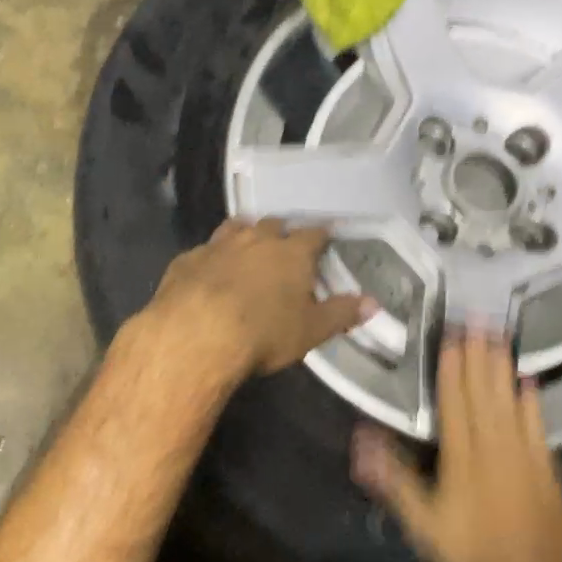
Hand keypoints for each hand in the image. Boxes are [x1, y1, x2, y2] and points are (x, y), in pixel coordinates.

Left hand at [144, 218, 374, 379]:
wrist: (195, 336)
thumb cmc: (264, 333)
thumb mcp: (311, 330)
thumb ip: (342, 313)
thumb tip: (374, 303)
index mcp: (291, 253)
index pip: (314, 234)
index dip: (321, 235)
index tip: (326, 236)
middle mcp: (256, 239)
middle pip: (273, 225)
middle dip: (282, 232)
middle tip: (286, 245)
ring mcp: (217, 246)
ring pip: (235, 228)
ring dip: (245, 234)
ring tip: (249, 244)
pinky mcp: (186, 260)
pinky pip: (204, 251)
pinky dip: (212, 257)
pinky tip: (209, 271)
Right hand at [351, 331, 561, 561]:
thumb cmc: (474, 555)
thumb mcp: (424, 525)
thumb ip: (395, 481)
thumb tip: (362, 438)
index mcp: (461, 456)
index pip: (454, 402)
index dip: (451, 368)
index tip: (450, 335)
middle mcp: (492, 444)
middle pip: (482, 392)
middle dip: (478, 354)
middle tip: (477, 318)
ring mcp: (523, 453)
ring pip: (508, 400)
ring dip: (502, 366)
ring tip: (498, 335)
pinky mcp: (545, 466)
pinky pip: (537, 424)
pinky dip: (532, 400)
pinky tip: (529, 380)